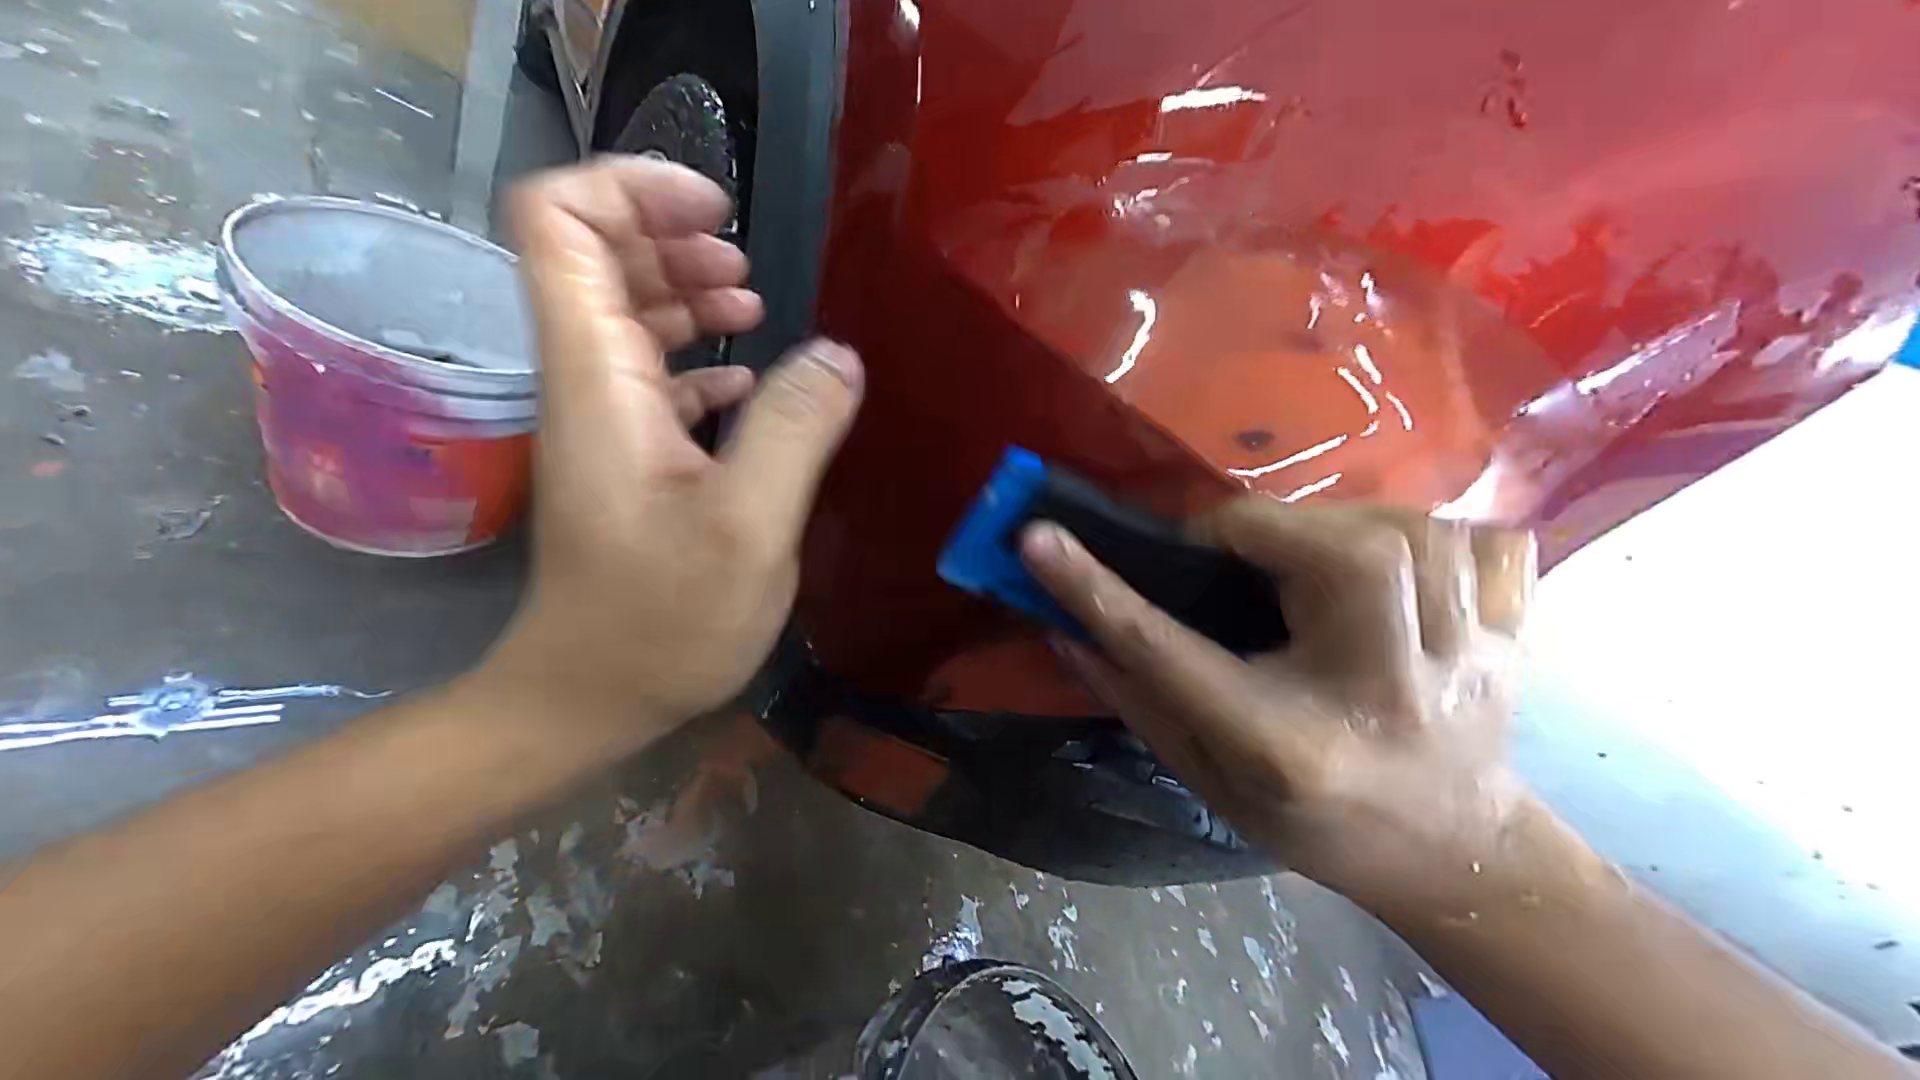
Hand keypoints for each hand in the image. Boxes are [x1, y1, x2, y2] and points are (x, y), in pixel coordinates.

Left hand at [479, 157, 862, 747]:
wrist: (590, 696)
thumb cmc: (663, 621)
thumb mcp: (749, 527)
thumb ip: (794, 429)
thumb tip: (838, 355)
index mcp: (599, 379)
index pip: (561, 222)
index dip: (633, 189)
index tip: (719, 214)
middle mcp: (588, 384)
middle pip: (595, 256)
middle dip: (670, 236)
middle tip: (747, 262)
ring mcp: (605, 422)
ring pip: (627, 315)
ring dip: (687, 293)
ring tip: (756, 302)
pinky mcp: (629, 459)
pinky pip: (654, 376)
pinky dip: (699, 359)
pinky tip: (746, 383)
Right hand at [1022, 499, 1549, 915]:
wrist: (1454, 859)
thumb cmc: (1311, 824)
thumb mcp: (1205, 778)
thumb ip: (1134, 698)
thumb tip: (1065, 626)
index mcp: (1286, 746)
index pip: (1167, 650)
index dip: (1092, 588)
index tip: (1036, 539)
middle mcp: (1381, 695)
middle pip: (1339, 562)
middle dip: (1258, 526)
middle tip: (1222, 542)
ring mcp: (1466, 664)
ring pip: (1411, 538)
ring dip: (1335, 523)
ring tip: (1298, 549)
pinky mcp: (1511, 640)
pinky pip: (1481, 547)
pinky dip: (1426, 532)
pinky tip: (1391, 558)